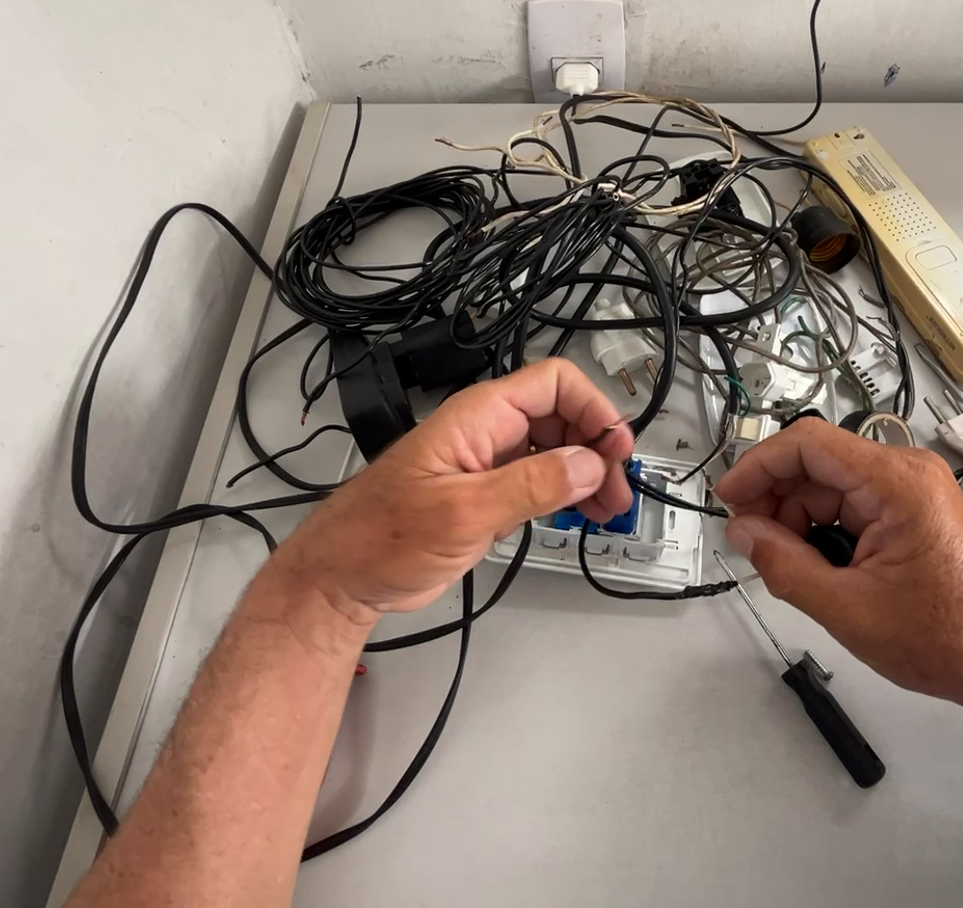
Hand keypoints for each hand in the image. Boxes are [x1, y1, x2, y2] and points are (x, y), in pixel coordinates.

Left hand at [270, 358, 635, 626]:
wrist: (344, 579)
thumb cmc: (382, 537)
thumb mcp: (463, 511)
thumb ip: (530, 485)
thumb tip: (588, 464)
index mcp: (480, 417)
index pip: (554, 384)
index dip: (592, 409)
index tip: (615, 448)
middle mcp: (490, 432)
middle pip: (564, 418)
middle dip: (597, 448)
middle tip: (618, 490)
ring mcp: (492, 464)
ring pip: (559, 451)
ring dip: (589, 475)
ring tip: (609, 510)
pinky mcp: (491, 494)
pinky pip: (543, 482)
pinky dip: (570, 495)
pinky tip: (584, 515)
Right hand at [713, 417, 962, 710]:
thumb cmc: (949, 639)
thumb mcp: (848, 609)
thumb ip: (784, 565)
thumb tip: (742, 533)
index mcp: (896, 482)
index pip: (808, 443)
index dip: (758, 465)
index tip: (728, 499)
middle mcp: (905, 471)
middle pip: (815, 462)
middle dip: (774, 498)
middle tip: (748, 540)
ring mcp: (910, 488)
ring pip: (828, 484)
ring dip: (795, 517)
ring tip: (782, 562)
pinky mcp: (911, 509)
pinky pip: (849, 502)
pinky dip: (821, 528)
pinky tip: (811, 562)